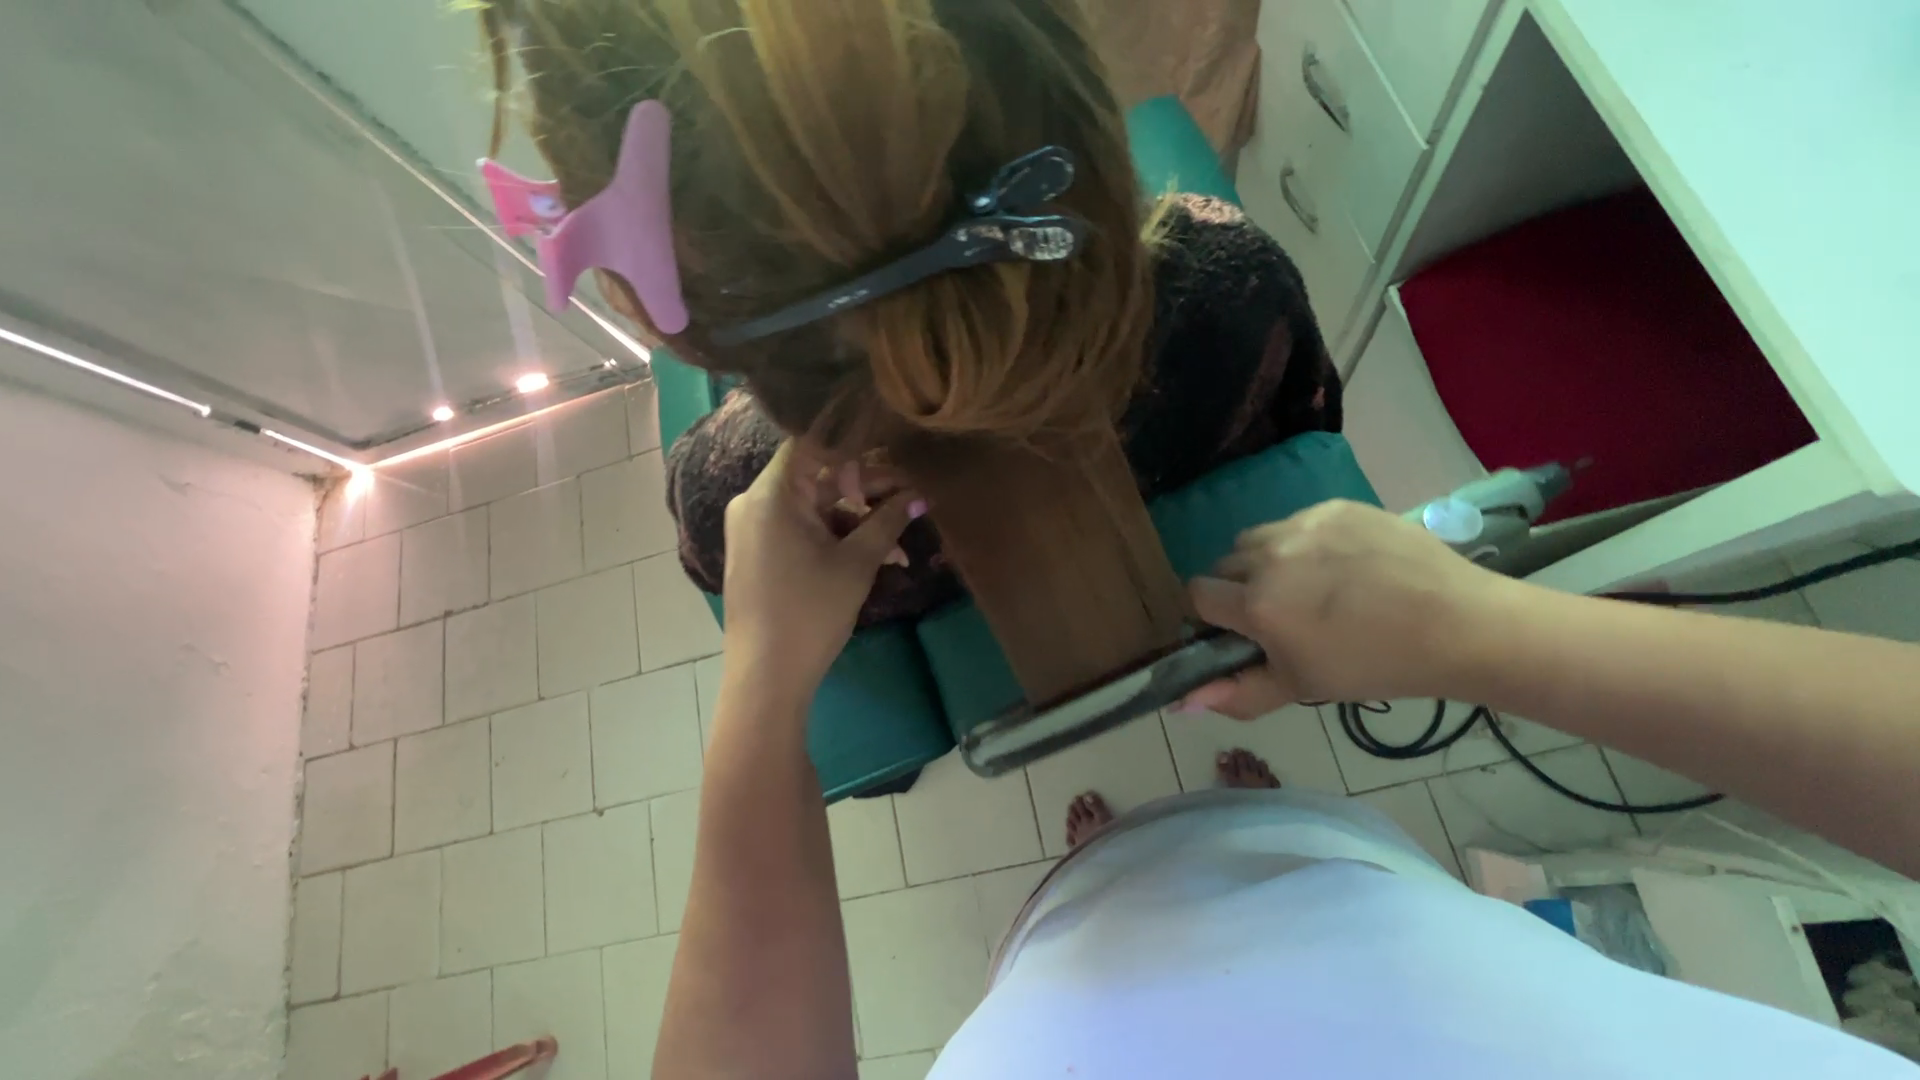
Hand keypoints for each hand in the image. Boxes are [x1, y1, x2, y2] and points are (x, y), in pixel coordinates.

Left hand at [722, 441, 923, 700]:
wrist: (766, 675)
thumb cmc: (811, 612)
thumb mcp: (856, 563)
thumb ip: (888, 521)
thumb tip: (919, 495)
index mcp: (772, 495)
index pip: (812, 443)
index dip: (855, 449)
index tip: (894, 461)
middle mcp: (755, 503)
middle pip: (816, 477)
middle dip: (866, 490)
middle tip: (911, 499)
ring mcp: (755, 529)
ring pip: (814, 507)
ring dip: (857, 520)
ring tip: (900, 543)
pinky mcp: (760, 553)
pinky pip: (802, 529)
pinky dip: (836, 537)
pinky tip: (876, 557)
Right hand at [1180, 499, 1515, 717]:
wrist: (1460, 625)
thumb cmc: (1375, 666)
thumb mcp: (1301, 687)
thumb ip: (1237, 692)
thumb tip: (1180, 702)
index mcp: (1256, 604)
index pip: (1197, 594)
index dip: (1213, 615)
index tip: (1241, 630)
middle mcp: (1268, 556)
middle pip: (1224, 565)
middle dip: (1240, 587)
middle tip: (1282, 612)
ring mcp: (1303, 525)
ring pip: (1257, 539)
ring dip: (1268, 561)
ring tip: (1312, 584)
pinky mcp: (1335, 507)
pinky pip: (1298, 522)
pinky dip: (1308, 542)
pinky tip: (1346, 565)